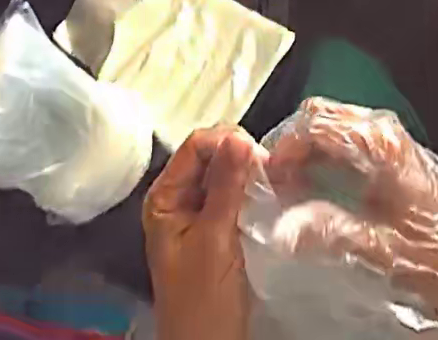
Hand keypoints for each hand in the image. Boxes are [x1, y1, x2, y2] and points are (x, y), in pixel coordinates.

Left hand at [143, 125, 261, 339]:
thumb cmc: (204, 301)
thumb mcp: (215, 240)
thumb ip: (226, 186)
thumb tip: (238, 137)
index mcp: (164, 196)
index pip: (195, 146)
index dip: (225, 141)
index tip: (258, 154)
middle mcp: (178, 197)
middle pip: (210, 154)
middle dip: (238, 152)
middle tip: (269, 167)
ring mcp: (197, 211)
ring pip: (224, 170)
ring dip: (247, 168)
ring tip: (273, 175)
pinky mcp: (217, 225)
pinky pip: (233, 191)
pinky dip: (250, 186)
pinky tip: (269, 189)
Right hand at [263, 97, 437, 298]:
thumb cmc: (433, 251)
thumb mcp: (378, 249)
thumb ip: (327, 230)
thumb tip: (278, 228)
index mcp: (377, 145)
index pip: (316, 124)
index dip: (284, 146)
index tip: (267, 176)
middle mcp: (380, 126)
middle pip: (320, 113)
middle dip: (291, 141)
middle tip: (273, 178)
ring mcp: (386, 131)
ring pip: (331, 119)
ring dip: (305, 144)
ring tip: (287, 182)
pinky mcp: (389, 143)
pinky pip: (344, 131)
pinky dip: (321, 147)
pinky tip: (312, 178)